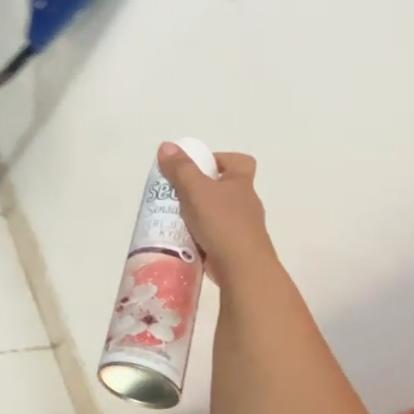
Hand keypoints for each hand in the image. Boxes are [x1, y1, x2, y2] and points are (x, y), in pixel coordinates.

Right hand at [156, 143, 276, 284]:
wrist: (242, 269)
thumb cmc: (222, 223)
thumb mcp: (195, 191)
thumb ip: (180, 169)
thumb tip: (167, 145)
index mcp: (241, 184)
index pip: (240, 162)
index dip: (220, 159)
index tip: (197, 166)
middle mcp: (246, 203)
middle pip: (224, 187)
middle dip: (200, 188)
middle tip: (176, 193)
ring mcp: (242, 227)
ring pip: (218, 212)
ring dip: (197, 212)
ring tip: (173, 217)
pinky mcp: (234, 247)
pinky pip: (214, 233)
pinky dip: (199, 234)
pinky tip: (182, 239)